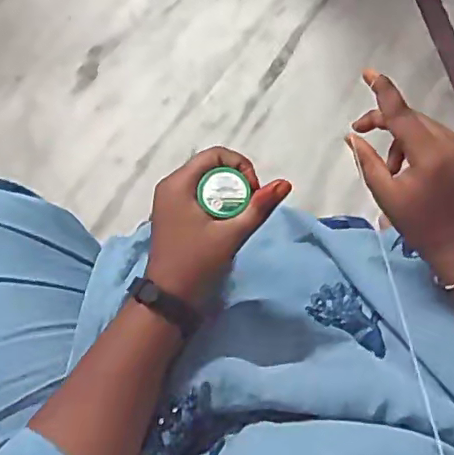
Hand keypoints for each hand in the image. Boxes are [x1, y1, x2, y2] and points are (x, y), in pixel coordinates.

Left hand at [146, 147, 290, 307]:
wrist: (169, 299)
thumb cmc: (197, 264)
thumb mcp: (231, 234)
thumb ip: (259, 207)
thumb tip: (284, 183)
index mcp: (177, 184)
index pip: (215, 154)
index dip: (240, 166)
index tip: (253, 192)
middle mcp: (170, 186)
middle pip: (211, 166)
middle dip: (236, 181)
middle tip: (249, 206)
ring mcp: (169, 201)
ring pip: (206, 182)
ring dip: (228, 193)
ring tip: (239, 216)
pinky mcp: (173, 214)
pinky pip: (199, 196)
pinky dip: (216, 203)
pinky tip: (225, 223)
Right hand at [345, 71, 453, 284]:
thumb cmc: (419, 224)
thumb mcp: (385, 194)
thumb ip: (367, 161)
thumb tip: (353, 137)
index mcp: (430, 155)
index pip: (401, 114)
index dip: (383, 92)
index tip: (369, 73)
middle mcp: (450, 145)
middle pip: (411, 119)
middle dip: (384, 123)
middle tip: (360, 133)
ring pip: (423, 127)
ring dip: (401, 138)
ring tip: (392, 168)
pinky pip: (437, 138)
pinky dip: (418, 145)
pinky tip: (410, 167)